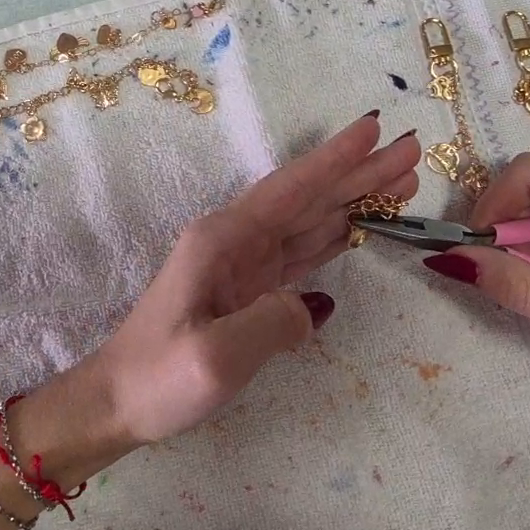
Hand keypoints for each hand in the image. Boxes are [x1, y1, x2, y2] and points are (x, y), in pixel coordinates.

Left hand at [78, 113, 420, 446]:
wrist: (119, 400)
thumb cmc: (159, 376)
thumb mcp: (216, 358)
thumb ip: (272, 324)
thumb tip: (314, 306)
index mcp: (222, 240)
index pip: (290, 190)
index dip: (334, 159)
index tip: (374, 128)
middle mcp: (233, 240)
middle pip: (306, 198)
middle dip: (357, 173)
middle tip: (411, 151)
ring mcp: (241, 263)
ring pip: (306, 221)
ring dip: (351, 200)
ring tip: (401, 183)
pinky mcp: (246, 288)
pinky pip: (298, 252)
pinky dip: (332, 236)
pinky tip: (357, 226)